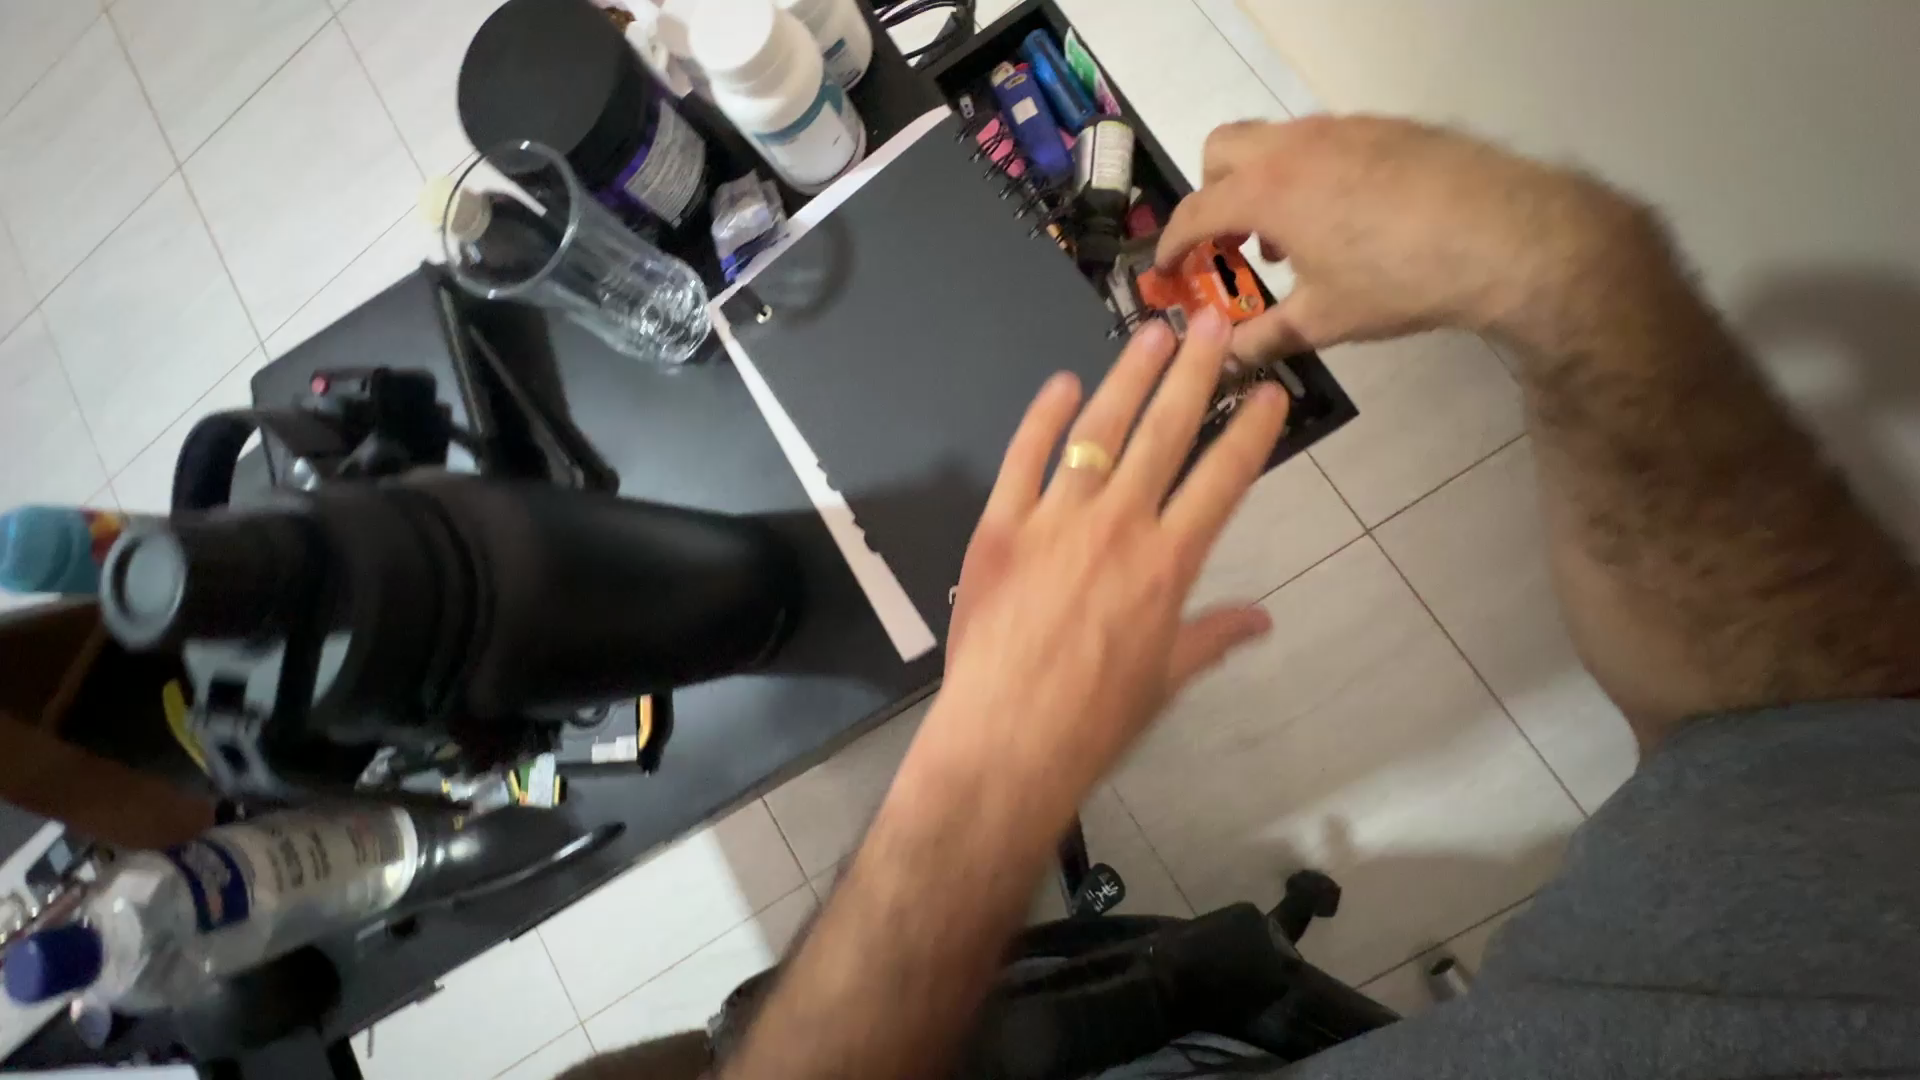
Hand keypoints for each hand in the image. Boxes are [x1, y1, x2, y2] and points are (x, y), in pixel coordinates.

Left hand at [913, 311, 1288, 811]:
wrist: (1010, 739)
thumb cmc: (1096, 719)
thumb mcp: (1166, 678)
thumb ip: (1212, 636)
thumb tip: (1264, 619)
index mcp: (1168, 563)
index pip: (1223, 480)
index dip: (1250, 431)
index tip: (1270, 392)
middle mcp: (1118, 526)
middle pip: (1165, 434)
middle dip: (1194, 374)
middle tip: (1213, 323)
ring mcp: (1055, 520)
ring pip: (1099, 432)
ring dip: (1128, 378)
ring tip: (1152, 334)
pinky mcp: (1000, 526)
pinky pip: (1023, 460)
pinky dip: (1041, 419)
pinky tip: (1061, 384)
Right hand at [1157, 116, 1643, 361]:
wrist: (1510, 237)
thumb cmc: (1397, 282)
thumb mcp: (1319, 321)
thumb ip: (1261, 339)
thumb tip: (1224, 361)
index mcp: (1267, 191)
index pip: (1194, 212)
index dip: (1169, 246)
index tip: (1164, 271)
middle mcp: (1296, 146)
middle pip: (1220, 150)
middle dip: (1208, 195)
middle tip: (1223, 243)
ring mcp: (1344, 129)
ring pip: (1273, 141)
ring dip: (1257, 186)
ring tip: (1281, 239)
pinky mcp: (1384, 128)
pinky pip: (1319, 143)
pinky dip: (1303, 176)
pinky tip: (1334, 221)